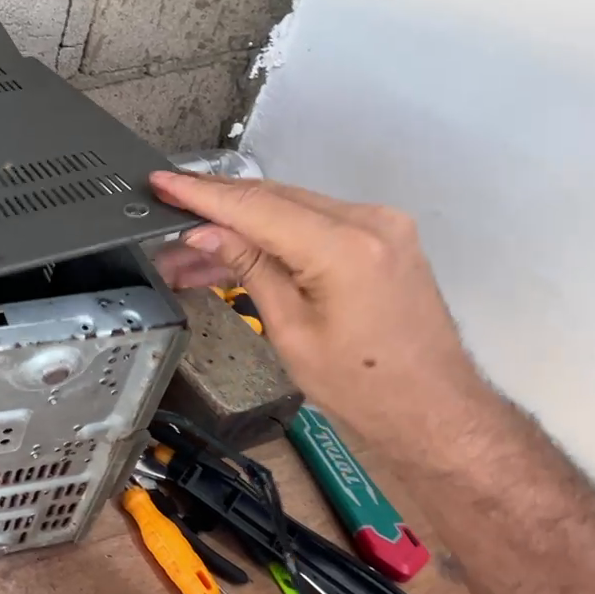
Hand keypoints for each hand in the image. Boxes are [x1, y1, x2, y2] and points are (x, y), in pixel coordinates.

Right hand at [149, 171, 486, 437]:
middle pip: (270, 198)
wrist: (433, 412)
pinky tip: (227, 254)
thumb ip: (248, 267)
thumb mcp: (288, 329)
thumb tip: (202, 232)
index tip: (160, 181)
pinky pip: (308, 223)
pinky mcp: (377, 238)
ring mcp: (378, 227)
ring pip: (285, 208)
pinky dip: (267, 235)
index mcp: (346, 248)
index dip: (200, 194)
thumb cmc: (363, 387)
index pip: (255, 207)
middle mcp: (369, 222)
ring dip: (235, 226)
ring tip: (184, 252)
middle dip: (212, 207)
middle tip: (163, 212)